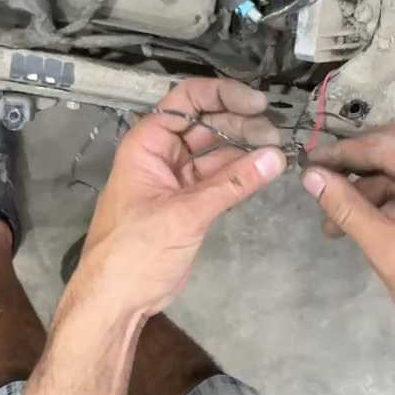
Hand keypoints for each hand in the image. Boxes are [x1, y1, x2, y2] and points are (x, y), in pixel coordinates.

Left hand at [64, 78, 286, 327]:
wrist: (116, 299)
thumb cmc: (135, 251)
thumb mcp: (184, 214)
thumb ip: (232, 184)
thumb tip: (275, 157)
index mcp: (146, 144)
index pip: (186, 101)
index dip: (222, 95)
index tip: (258, 103)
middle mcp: (160, 154)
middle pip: (204, 123)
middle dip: (240, 123)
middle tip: (277, 131)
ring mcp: (175, 179)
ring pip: (214, 150)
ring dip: (244, 148)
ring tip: (278, 149)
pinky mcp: (188, 203)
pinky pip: (217, 177)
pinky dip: (239, 174)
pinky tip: (264, 170)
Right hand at [301, 124, 394, 383]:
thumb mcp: (392, 255)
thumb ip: (350, 210)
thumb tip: (311, 176)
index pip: (394, 148)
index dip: (347, 151)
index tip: (309, 159)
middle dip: (357, 164)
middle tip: (317, 176)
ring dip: (368, 190)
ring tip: (331, 219)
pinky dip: (385, 207)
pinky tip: (356, 225)